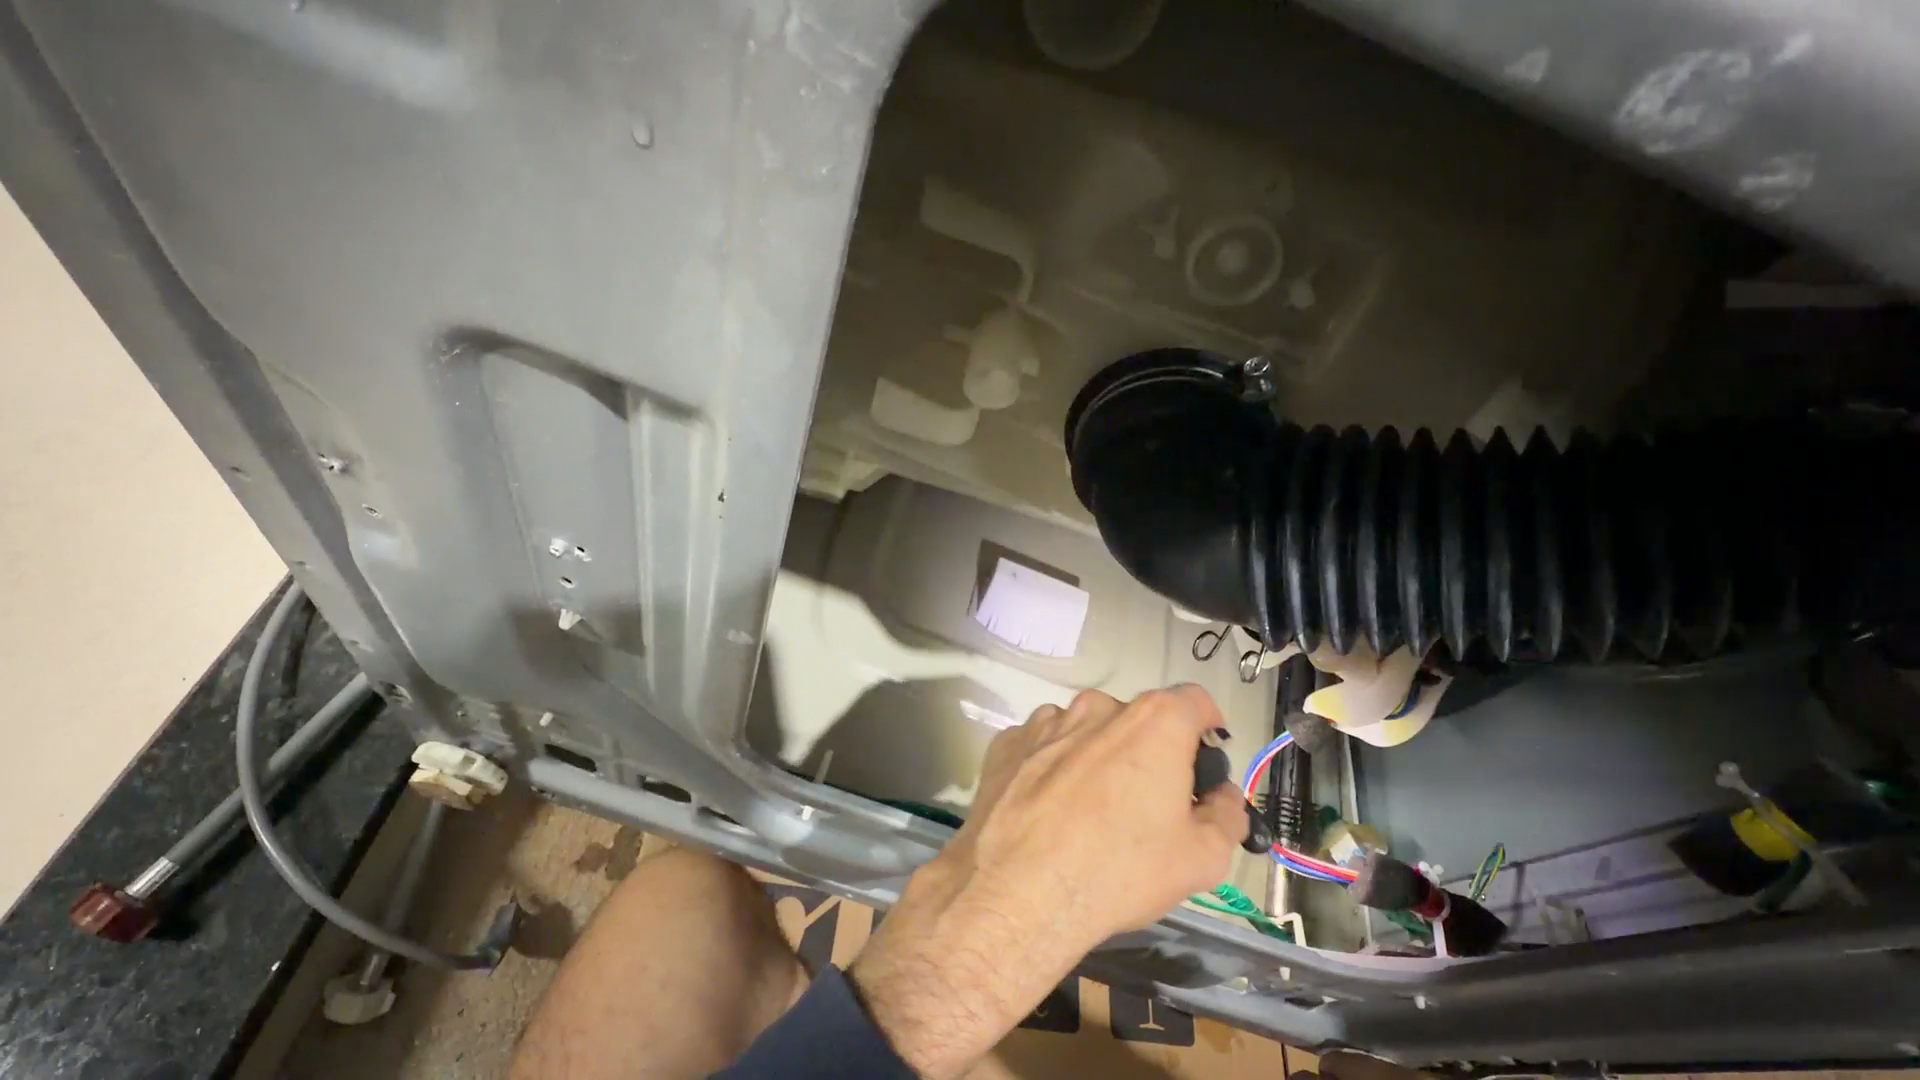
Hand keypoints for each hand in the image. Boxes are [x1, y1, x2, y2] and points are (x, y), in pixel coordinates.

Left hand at [849, 686, 1247, 1076]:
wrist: (1016, 891)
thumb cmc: (1120, 870)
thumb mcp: (1202, 858)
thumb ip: (1226, 815)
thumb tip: (1222, 796)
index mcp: (1154, 721)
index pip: (1194, 702)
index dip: (1205, 731)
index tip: (1202, 767)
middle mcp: (1098, 707)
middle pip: (1137, 719)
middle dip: (1149, 752)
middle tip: (1147, 805)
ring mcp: (1045, 721)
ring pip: (1085, 731)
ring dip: (1096, 757)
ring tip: (1089, 814)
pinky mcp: (1005, 744)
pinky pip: (1042, 747)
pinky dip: (1051, 768)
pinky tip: (1048, 812)